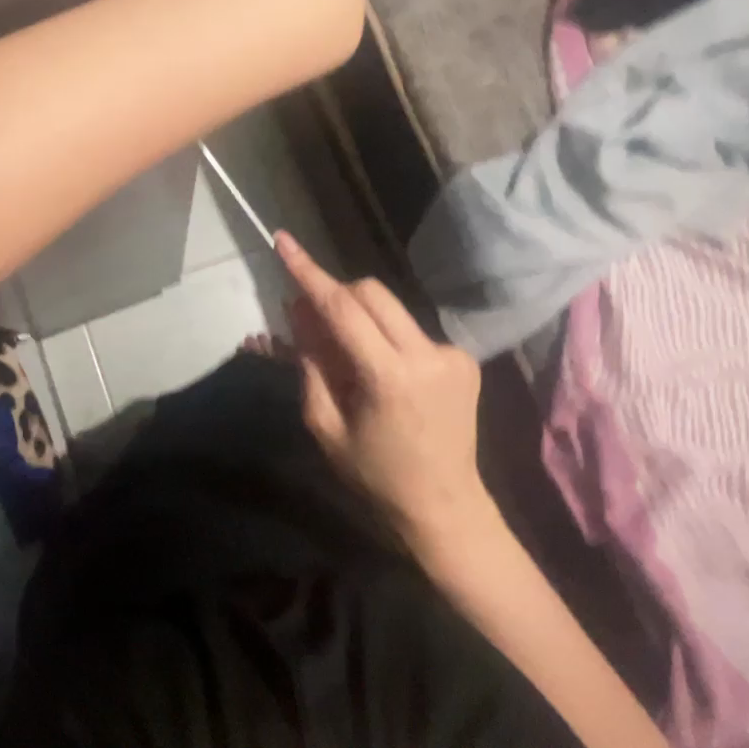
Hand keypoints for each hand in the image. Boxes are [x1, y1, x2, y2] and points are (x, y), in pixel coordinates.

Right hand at [276, 231, 491, 546]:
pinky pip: (409, 330)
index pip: (342, 309)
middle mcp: (428, 355)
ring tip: (348, 361)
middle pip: (371, 293)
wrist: (444, 505)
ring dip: (360, 319)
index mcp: (390, 376)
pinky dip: (385, 338)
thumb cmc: (374, 474)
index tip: (284, 242)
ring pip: (391, 309)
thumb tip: (298, 309)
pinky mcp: (464, 359)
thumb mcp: (325, 424)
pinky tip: (382, 375)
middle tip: (309, 319)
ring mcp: (452, 355)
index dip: (309, 273)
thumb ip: (310, 361)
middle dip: (335, 294)